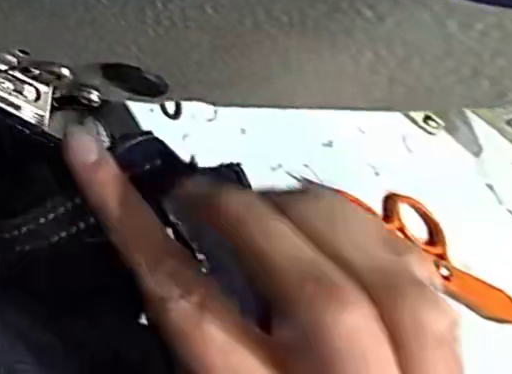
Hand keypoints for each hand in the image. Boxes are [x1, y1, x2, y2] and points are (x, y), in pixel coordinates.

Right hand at [65, 125, 461, 373]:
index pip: (190, 306)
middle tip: (191, 194)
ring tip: (256, 202)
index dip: (129, 217)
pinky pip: (423, 286)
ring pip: (389, 282)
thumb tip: (145, 269)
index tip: (89, 157)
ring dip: (307, 213)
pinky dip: (365, 235)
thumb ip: (175, 356)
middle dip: (238, 213)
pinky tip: (323, 224)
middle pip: (315, 296)